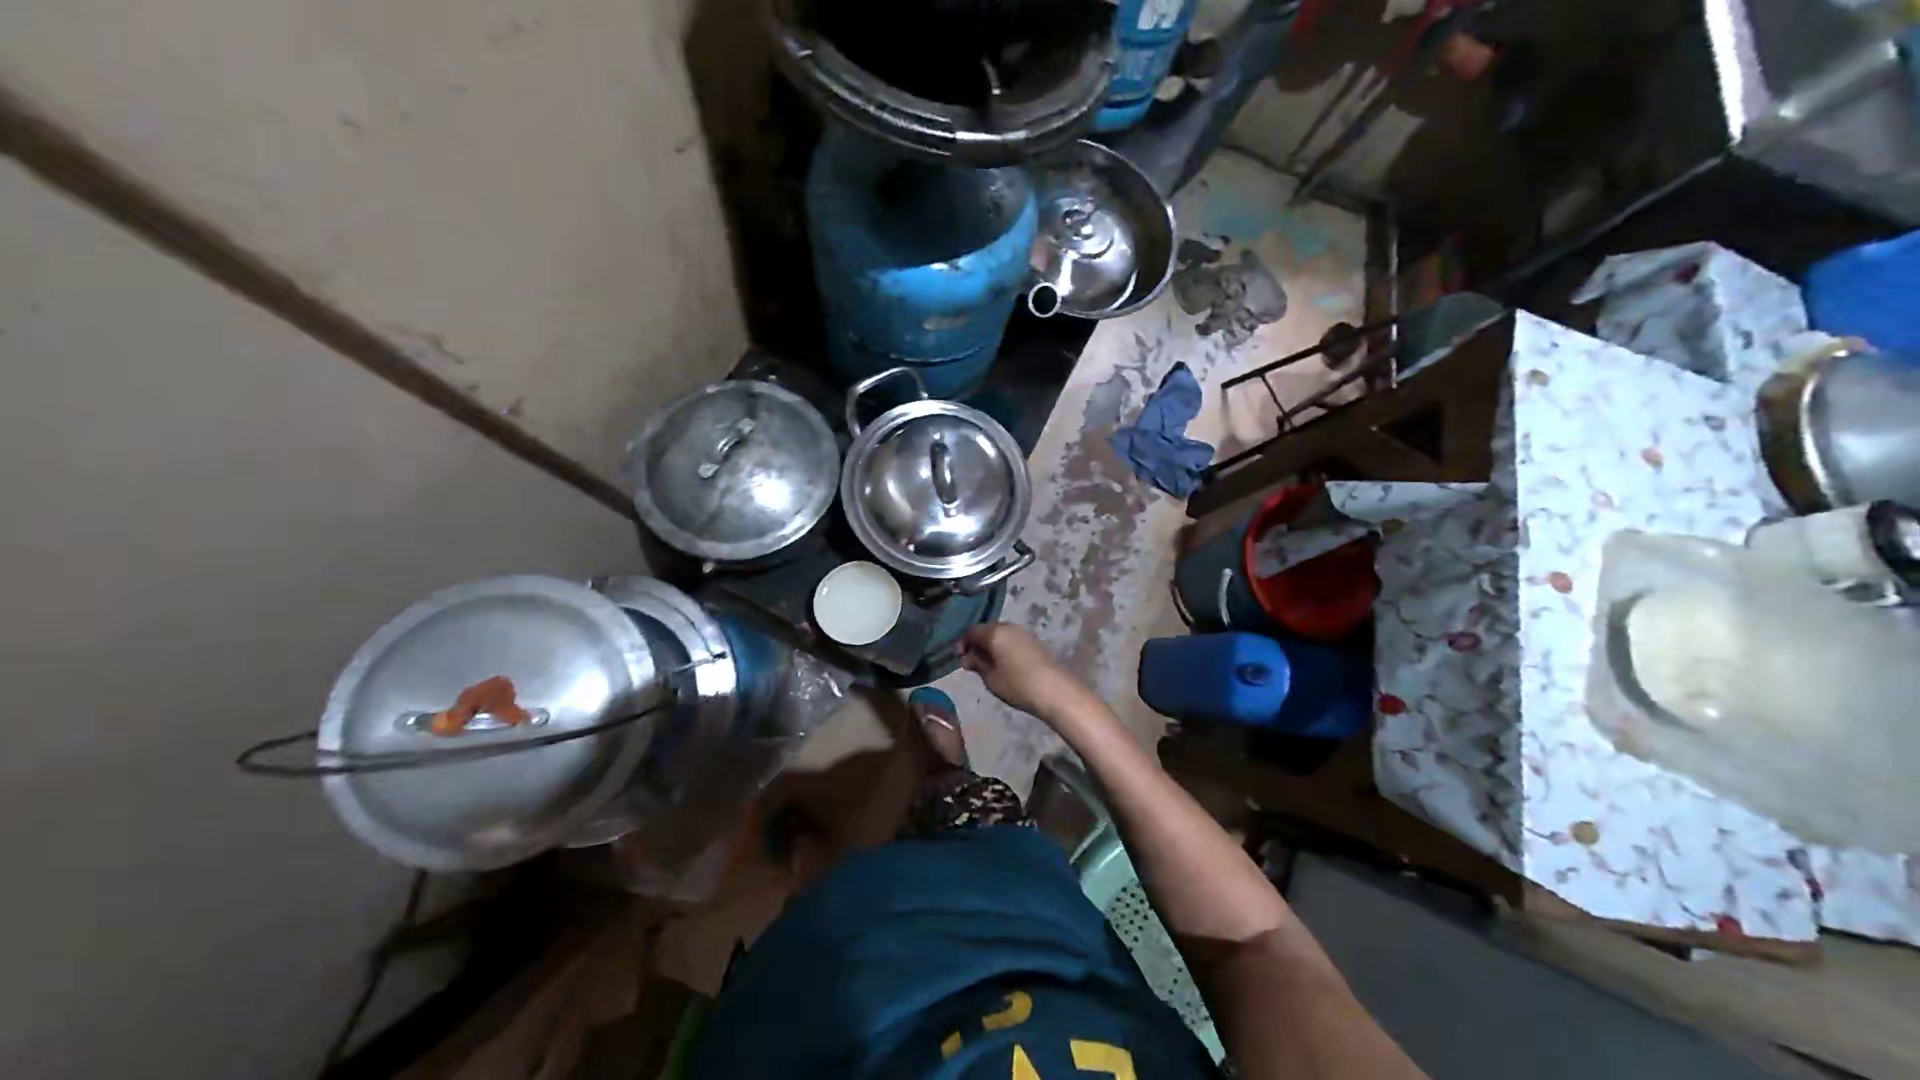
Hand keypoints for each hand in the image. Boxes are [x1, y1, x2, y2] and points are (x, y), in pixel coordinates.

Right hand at [961, 623, 1098, 724]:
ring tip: (989, 665)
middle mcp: (1008, 626)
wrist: (1055, 690)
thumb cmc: (1018, 684)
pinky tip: (1005, 663)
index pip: (971, 631)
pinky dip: (1004, 647)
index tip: (960, 658)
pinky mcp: (1034, 641)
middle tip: (973, 662)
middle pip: (986, 629)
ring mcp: (1023, 632)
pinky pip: (1012, 639)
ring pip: (1000, 633)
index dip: (962, 643)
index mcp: (995, 632)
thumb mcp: (991, 678)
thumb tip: (968, 658)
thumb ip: (977, 664)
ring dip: (991, 645)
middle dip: (977, 643)